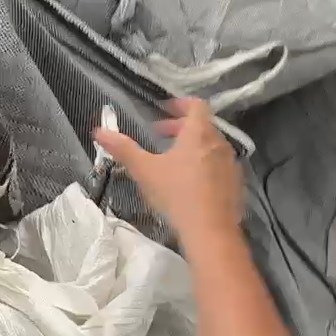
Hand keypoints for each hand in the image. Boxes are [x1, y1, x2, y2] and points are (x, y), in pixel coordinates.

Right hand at [94, 98, 243, 250]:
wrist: (211, 232)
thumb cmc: (177, 194)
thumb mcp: (144, 170)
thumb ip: (122, 148)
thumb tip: (99, 131)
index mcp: (199, 133)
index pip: (196, 105)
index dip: (180, 103)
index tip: (164, 110)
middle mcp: (219, 143)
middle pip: (203, 125)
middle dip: (181, 127)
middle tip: (160, 136)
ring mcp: (231, 164)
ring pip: (212, 146)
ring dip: (193, 146)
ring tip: (173, 160)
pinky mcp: (236, 184)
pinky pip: (219, 165)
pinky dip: (205, 164)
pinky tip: (191, 183)